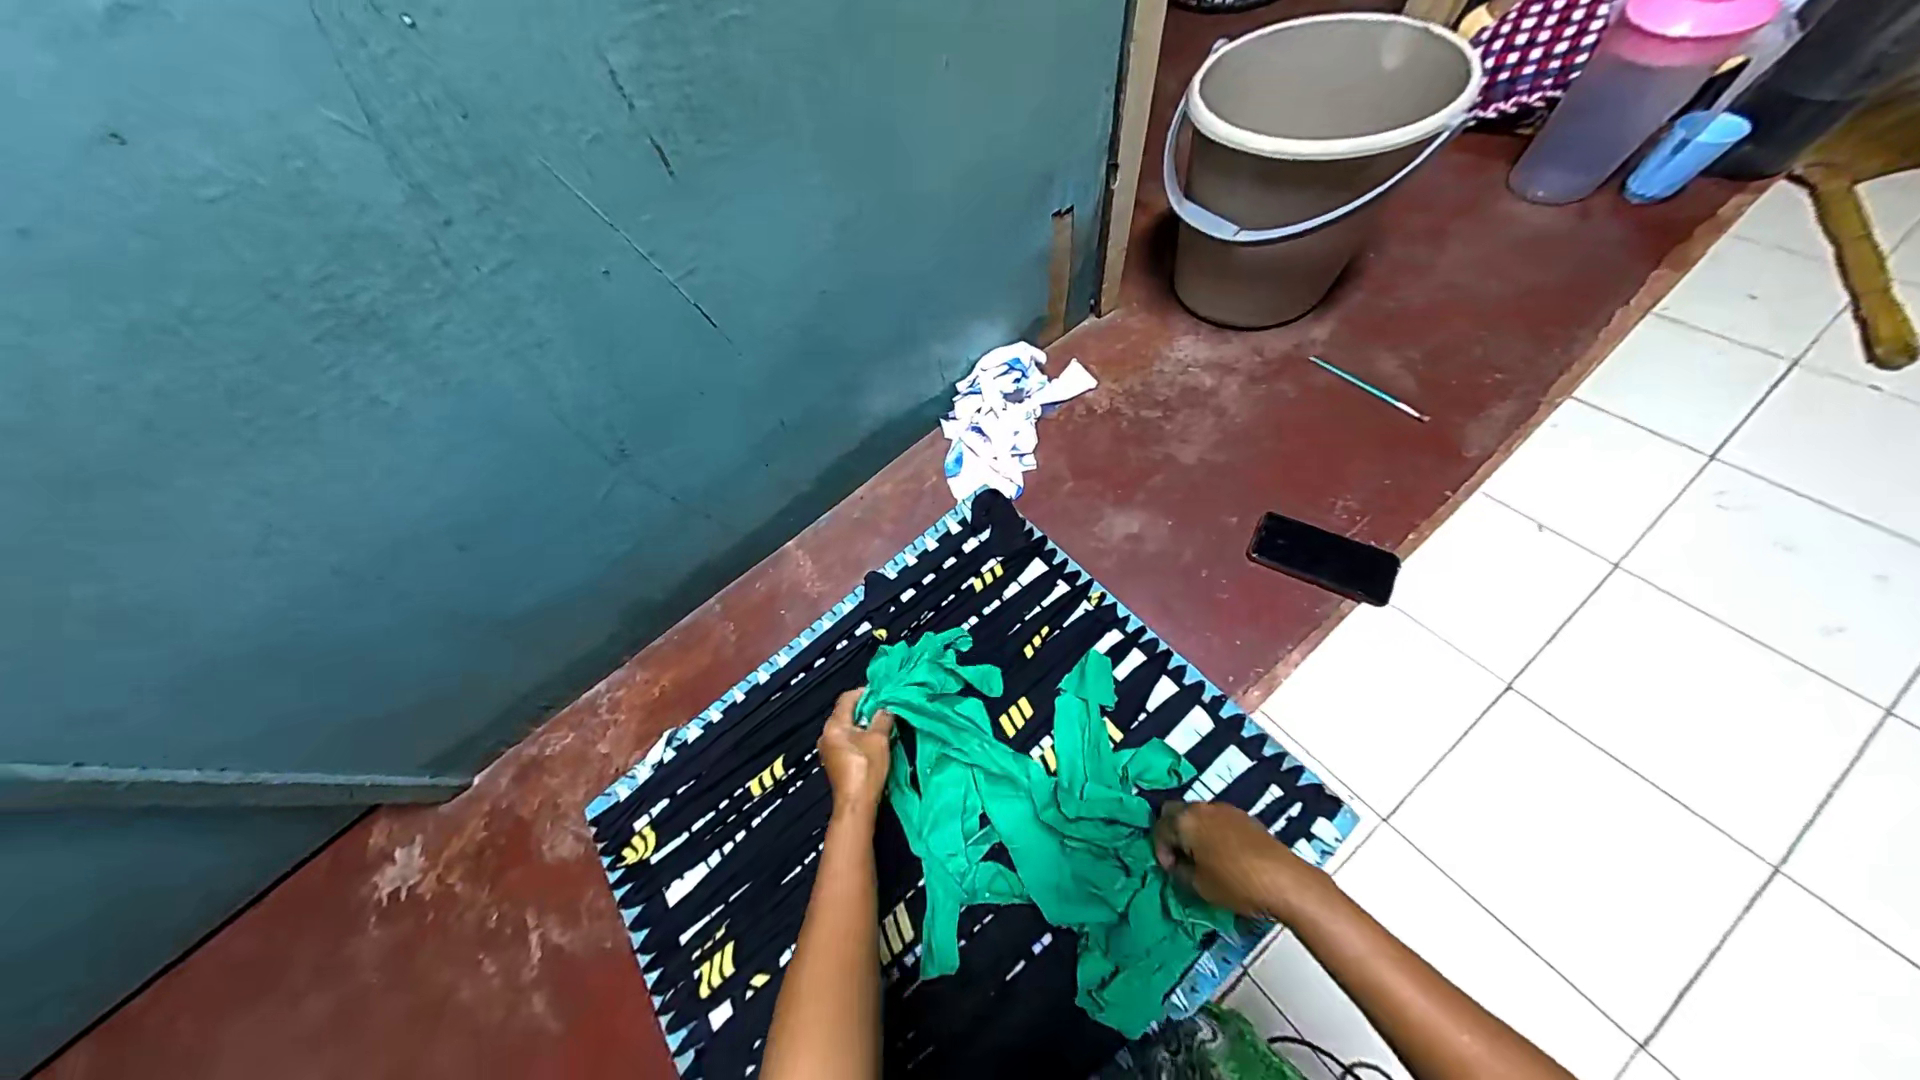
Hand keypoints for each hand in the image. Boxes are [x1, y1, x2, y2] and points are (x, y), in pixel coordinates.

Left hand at [818, 688, 894, 818]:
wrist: (856, 803)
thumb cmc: (866, 768)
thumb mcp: (879, 739)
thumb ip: (882, 718)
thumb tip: (886, 707)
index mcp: (834, 725)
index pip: (847, 698)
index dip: (865, 692)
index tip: (882, 694)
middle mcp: (826, 734)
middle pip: (845, 711)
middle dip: (866, 707)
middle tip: (885, 707)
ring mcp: (828, 748)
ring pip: (846, 726)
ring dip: (863, 722)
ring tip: (882, 723)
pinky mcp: (834, 759)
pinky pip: (845, 738)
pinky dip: (859, 735)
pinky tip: (873, 739)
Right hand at [1154, 801, 1332, 921]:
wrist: (1285, 881)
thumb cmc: (1236, 884)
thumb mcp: (1199, 886)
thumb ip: (1180, 871)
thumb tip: (1177, 865)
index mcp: (1185, 820)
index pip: (1159, 829)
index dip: (1160, 851)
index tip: (1170, 870)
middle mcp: (1202, 808)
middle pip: (1175, 812)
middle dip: (1172, 833)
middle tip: (1180, 858)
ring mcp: (1225, 809)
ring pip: (1197, 814)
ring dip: (1193, 831)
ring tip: (1203, 858)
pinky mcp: (1244, 816)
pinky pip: (1217, 819)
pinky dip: (1212, 832)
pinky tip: (1223, 855)